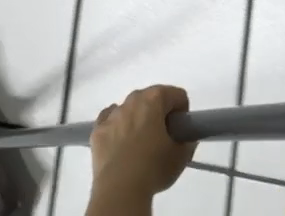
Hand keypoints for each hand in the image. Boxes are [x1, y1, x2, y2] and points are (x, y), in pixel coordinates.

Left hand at [89, 86, 195, 203]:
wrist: (120, 190)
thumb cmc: (154, 168)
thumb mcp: (182, 156)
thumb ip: (187, 141)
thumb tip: (184, 138)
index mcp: (155, 99)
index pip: (177, 95)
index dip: (182, 113)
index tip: (180, 131)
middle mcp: (133, 100)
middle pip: (152, 98)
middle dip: (159, 113)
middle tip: (162, 138)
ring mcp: (113, 114)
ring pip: (130, 108)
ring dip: (137, 119)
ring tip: (139, 144)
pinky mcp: (97, 130)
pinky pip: (109, 119)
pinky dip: (116, 125)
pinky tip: (120, 141)